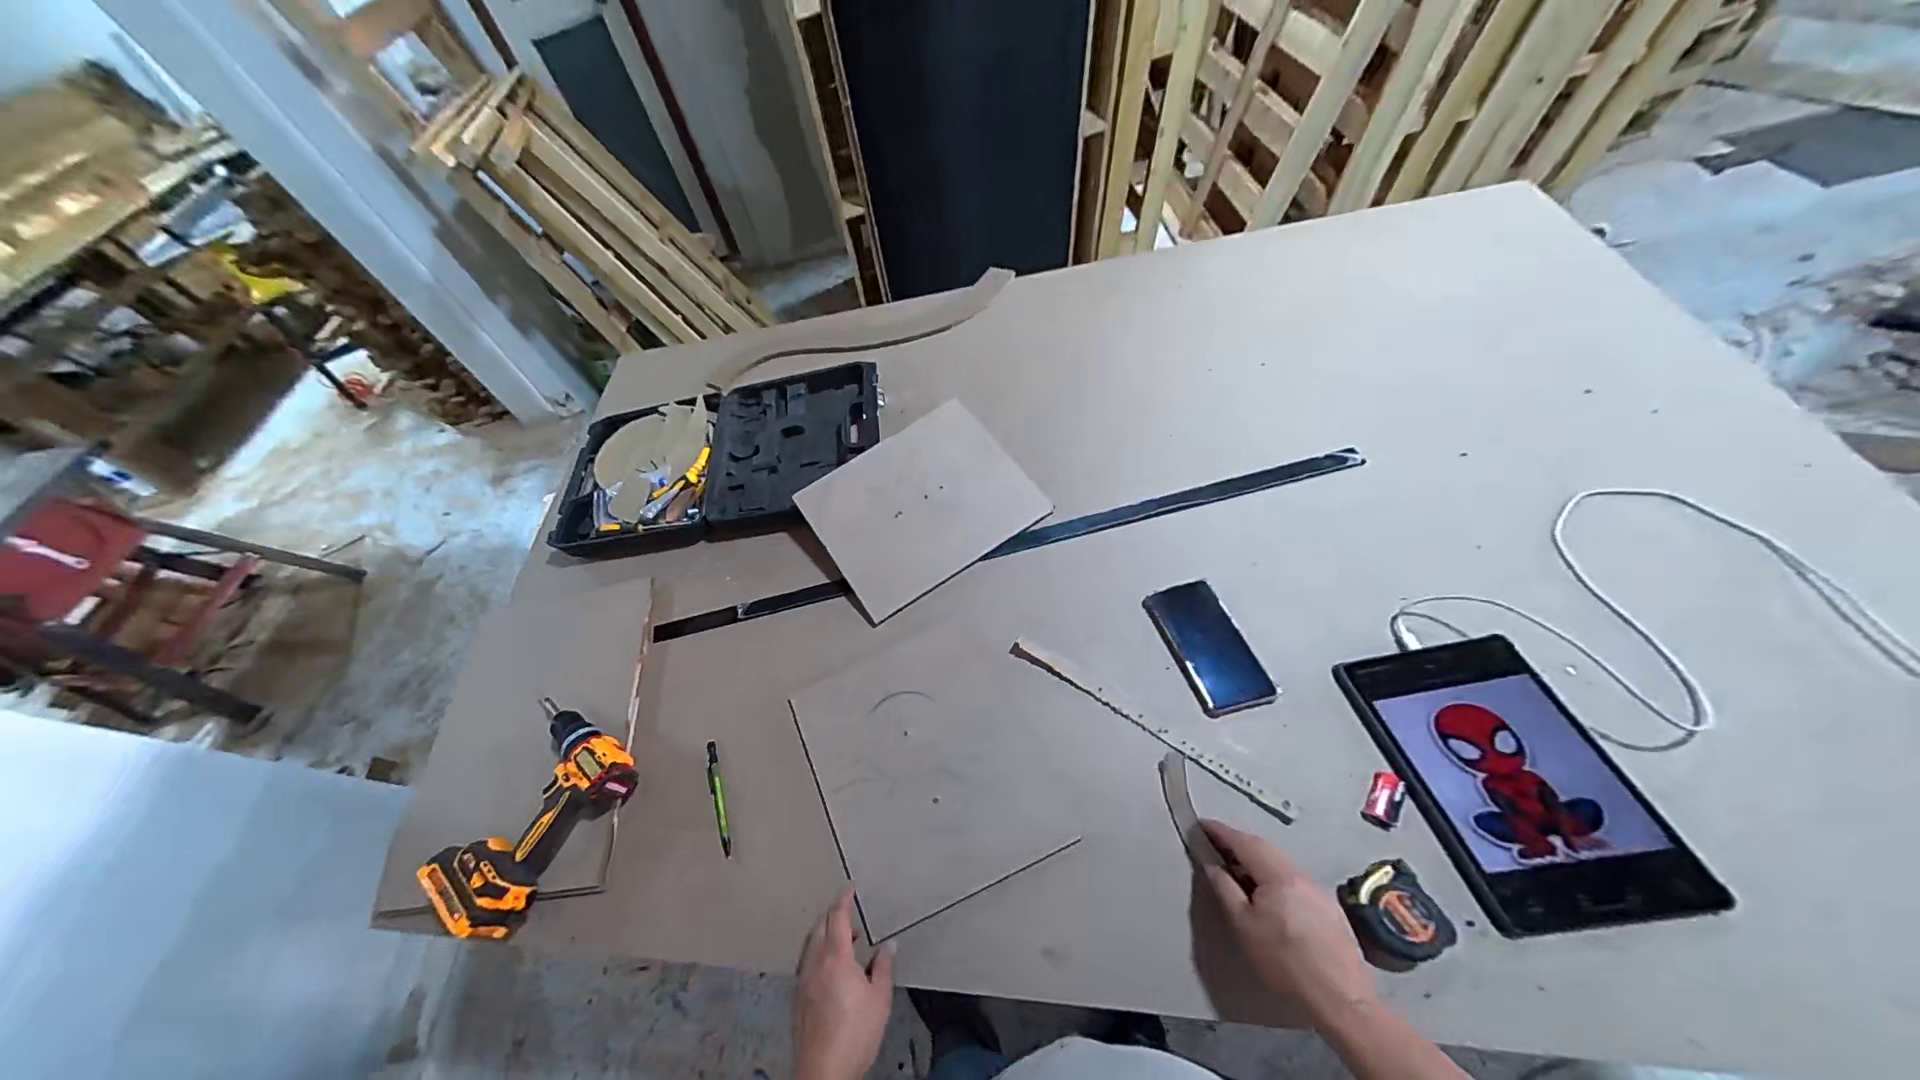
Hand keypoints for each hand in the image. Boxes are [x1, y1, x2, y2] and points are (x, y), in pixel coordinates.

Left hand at [794, 887, 894, 1079]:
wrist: (824, 1072)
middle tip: (847, 911)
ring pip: (811, 943)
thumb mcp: (880, 999)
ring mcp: (804, 980)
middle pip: (820, 926)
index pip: (837, 917)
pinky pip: (807, 961)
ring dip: (825, 933)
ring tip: (843, 939)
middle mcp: (816, 964)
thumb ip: (883, 966)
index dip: (843, 899)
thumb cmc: (853, 1037)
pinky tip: (830, 966)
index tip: (849, 889)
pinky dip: (818, 951)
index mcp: (836, 959)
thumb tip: (889, 946)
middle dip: (833, 914)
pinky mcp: (799, 997)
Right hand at [1199, 819, 1376, 1022]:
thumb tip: (1211, 864)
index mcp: (1279, 875)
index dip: (1221, 832)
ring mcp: (1319, 890)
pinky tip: (1269, 896)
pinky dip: (1274, 877)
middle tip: (1216, 846)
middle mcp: (1301, 875)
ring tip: (1238, 873)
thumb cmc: (1284, 962)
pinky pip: (1294, 879)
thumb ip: (1224, 889)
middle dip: (1239, 844)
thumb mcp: (1244, 926)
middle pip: (1265, 848)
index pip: (1244, 842)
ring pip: (1281, 864)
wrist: (1341, 999)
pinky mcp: (1329, 907)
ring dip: (1257, 861)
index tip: (1202, 825)